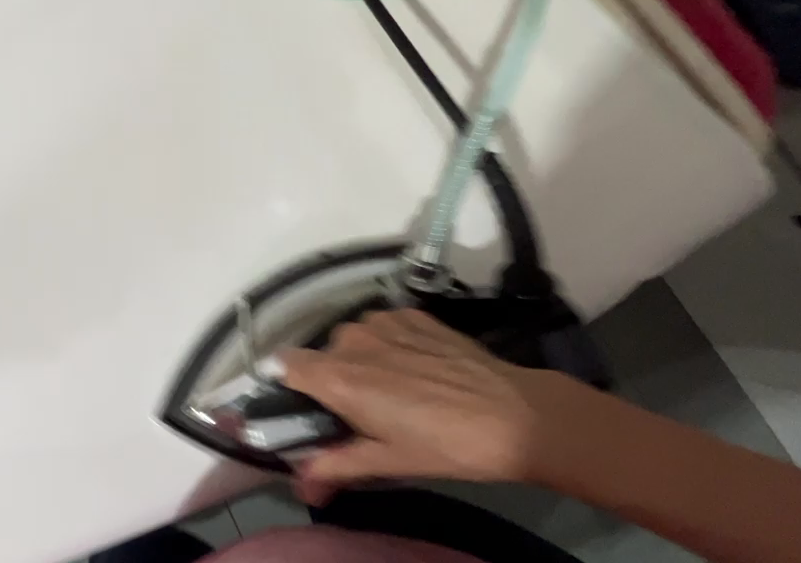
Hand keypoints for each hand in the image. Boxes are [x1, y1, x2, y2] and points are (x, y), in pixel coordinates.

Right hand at [275, 309, 577, 499]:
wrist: (518, 415)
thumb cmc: (447, 446)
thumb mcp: (390, 463)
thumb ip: (337, 466)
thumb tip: (301, 486)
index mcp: (337, 377)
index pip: (282, 365)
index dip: (287, 385)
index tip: (304, 406)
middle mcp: (349, 339)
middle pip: (323, 356)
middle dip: (335, 381)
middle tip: (365, 412)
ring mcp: (381, 321)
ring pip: (355, 341)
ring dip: (365, 361)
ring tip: (400, 390)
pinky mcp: (410, 313)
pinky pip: (384, 327)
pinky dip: (392, 345)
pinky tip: (422, 368)